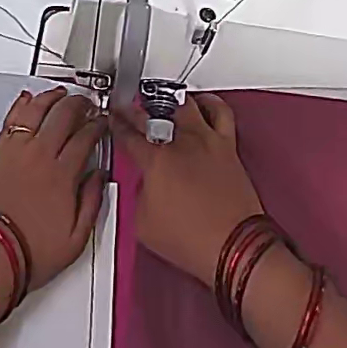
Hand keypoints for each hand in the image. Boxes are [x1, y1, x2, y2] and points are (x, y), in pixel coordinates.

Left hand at [0, 89, 107, 312]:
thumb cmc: (28, 251)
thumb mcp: (76, 238)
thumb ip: (92, 202)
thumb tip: (98, 180)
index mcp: (64, 175)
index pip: (87, 136)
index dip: (98, 125)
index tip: (101, 123)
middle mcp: (41, 156)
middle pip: (64, 115)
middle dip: (80, 104)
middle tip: (86, 103)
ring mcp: (17, 152)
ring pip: (37, 110)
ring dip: (52, 98)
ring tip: (60, 94)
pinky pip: (12, 119)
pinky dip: (21, 105)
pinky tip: (26, 100)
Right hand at [110, 93, 263, 287]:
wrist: (232, 246)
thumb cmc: (193, 239)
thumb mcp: (143, 222)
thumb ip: (139, 195)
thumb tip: (144, 187)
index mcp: (155, 161)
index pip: (128, 134)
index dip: (117, 124)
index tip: (114, 120)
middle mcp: (181, 144)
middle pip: (152, 114)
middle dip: (136, 110)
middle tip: (130, 108)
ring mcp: (206, 141)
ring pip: (185, 105)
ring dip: (169, 101)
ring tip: (163, 101)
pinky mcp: (227, 147)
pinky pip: (220, 113)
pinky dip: (210, 103)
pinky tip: (203, 103)